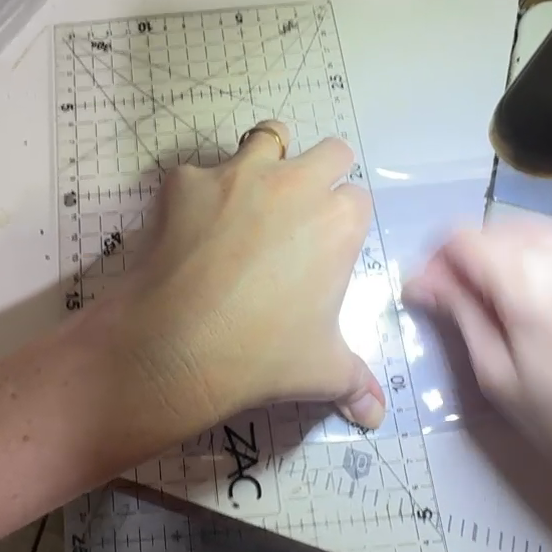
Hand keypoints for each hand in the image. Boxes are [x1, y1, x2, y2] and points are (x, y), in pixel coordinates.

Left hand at [100, 119, 386, 433]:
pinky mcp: (187, 179)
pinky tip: (187, 228)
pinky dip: (198, 193)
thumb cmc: (263, 356)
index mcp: (338, 221)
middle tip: (298, 211)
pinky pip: (199, 173)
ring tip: (248, 196)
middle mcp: (295, 184)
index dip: (343, 220)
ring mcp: (238, 174)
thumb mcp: (322, 371)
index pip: (357, 198)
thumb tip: (376, 414)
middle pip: (329, 151)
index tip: (326, 246)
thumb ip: (356, 382)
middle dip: (321, 173)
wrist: (176, 345)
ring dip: (267, 160)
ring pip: (268, 138)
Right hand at [402, 220, 551, 534]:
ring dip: (524, 260)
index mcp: (530, 275)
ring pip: (547, 233)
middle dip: (479, 261)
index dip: (437, 263)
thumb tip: (424, 281)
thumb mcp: (503, 381)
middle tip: (476, 306)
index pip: (459, 238)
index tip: (432, 293)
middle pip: (502, 230)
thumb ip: (461, 315)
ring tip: (534, 310)